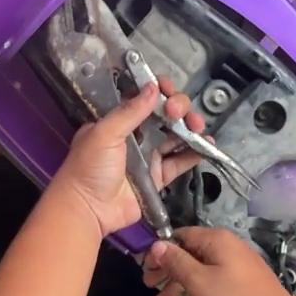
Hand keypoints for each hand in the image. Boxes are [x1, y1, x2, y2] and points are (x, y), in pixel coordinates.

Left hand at [48, 80, 204, 238]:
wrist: (88, 209)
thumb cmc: (90, 167)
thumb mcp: (105, 133)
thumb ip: (131, 111)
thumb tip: (153, 86)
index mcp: (118, 120)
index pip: (143, 97)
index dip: (159, 91)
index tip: (168, 91)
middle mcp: (135, 135)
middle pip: (164, 114)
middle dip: (178, 108)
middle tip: (179, 113)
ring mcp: (148, 156)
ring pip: (175, 135)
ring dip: (190, 127)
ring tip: (199, 127)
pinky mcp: (158, 177)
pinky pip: (179, 162)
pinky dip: (194, 153)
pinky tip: (207, 144)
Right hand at [141, 226, 295, 295]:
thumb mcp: (199, 282)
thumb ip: (177, 262)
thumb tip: (157, 243)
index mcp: (216, 240)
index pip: (180, 235)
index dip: (160, 250)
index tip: (144, 268)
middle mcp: (226, 246)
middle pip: (188, 251)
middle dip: (166, 268)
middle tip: (147, 286)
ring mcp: (236, 263)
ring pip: (199, 267)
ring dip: (178, 283)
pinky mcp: (241, 280)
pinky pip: (211, 278)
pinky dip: (196, 289)